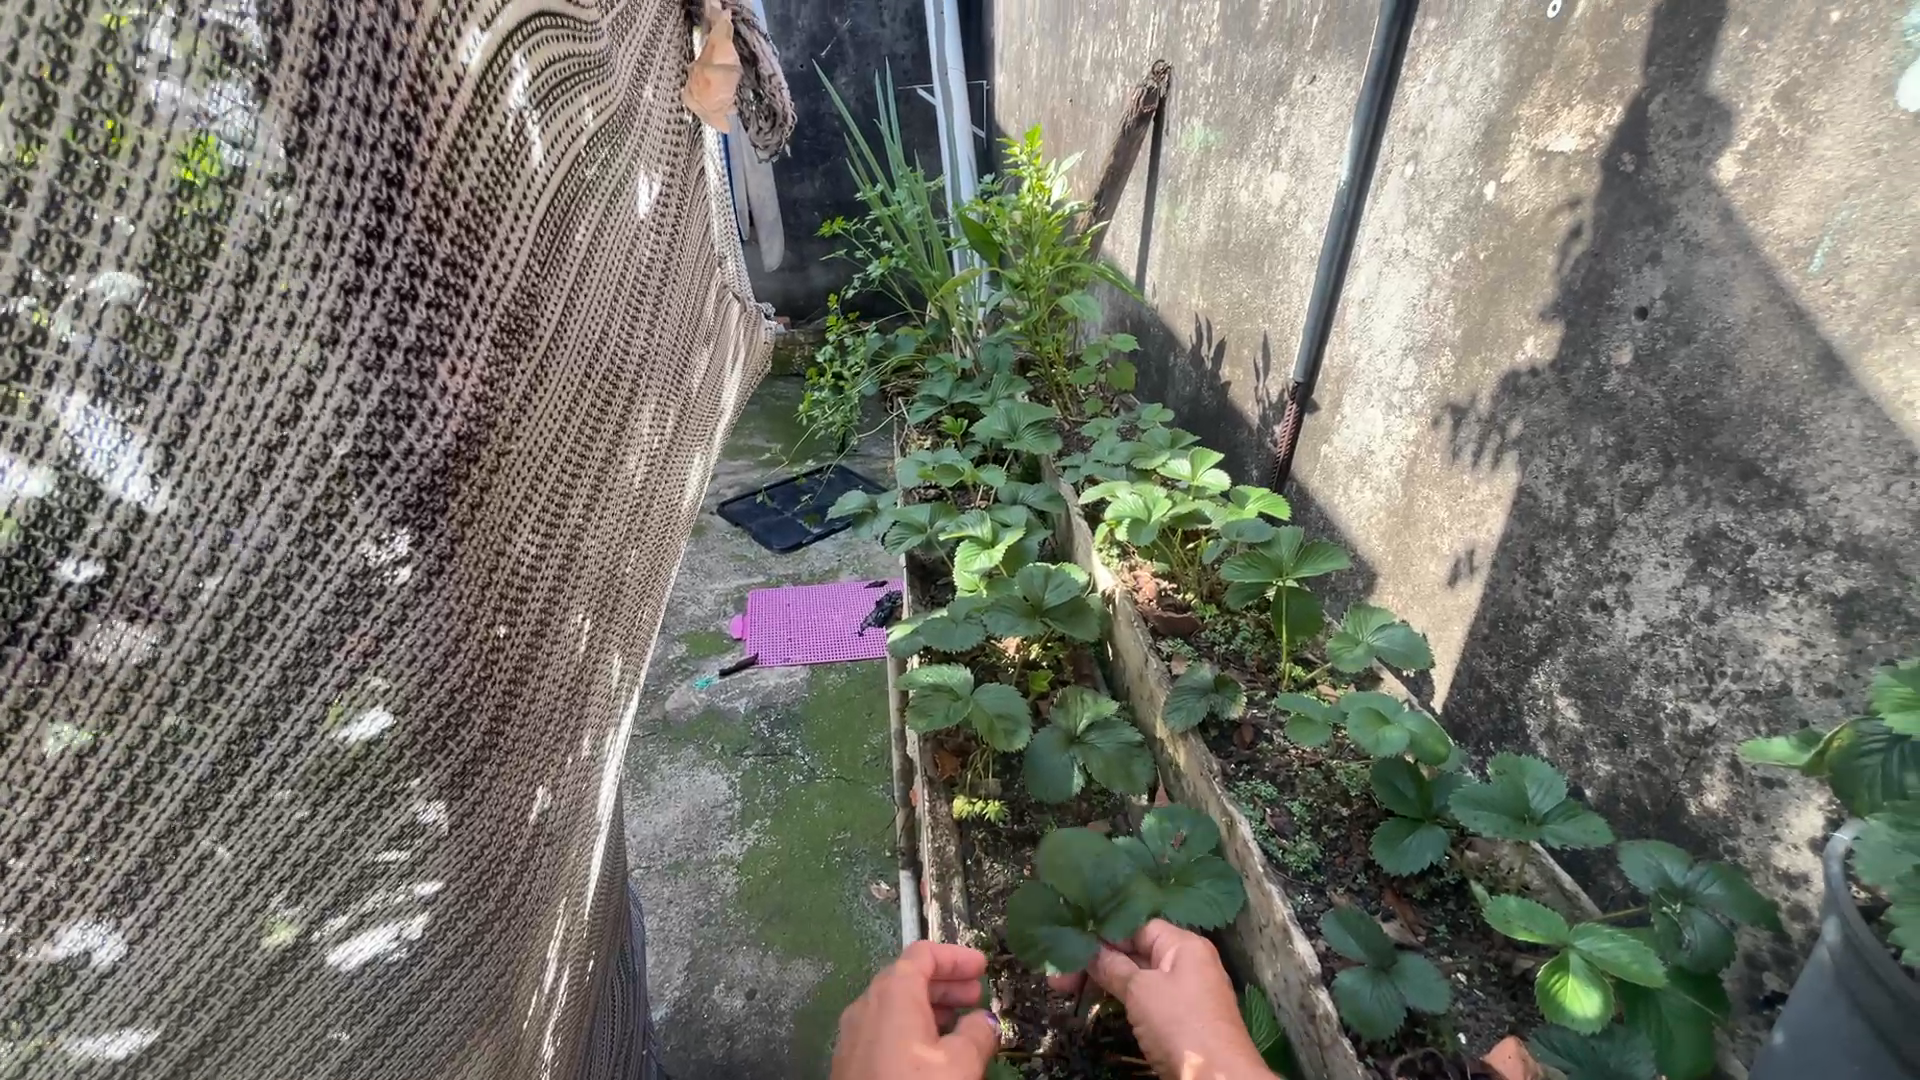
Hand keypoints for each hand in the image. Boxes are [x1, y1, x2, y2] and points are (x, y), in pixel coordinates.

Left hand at [832, 940, 1000, 1079]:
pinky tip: (934, 1053)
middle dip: (946, 982)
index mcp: (892, 992)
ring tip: (962, 1024)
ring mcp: (854, 1035)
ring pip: (896, 1005)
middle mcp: (867, 1004)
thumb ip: (977, 1034)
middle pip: (909, 976)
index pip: (923, 954)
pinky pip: (885, 1029)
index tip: (983, 967)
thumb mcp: (960, 1065)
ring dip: (931, 1006)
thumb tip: (984, 1021)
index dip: (956, 956)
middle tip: (977, 995)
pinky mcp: (850, 1064)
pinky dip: (913, 1028)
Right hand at [1049, 920, 1275, 1079]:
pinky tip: (1100, 1001)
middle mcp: (1187, 962)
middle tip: (1060, 975)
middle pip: (1136, 951)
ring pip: (1139, 977)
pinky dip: (1125, 999)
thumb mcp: (1140, 991)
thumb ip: (1112, 966)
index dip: (1104, 933)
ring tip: (1068, 987)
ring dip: (1108, 980)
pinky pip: (1148, 999)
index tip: (1071, 942)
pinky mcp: (1183, 1020)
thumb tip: (1090, 950)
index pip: (1136, 925)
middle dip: (1099, 960)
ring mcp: (1186, 993)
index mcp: (1183, 944)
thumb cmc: (1180, 1026)